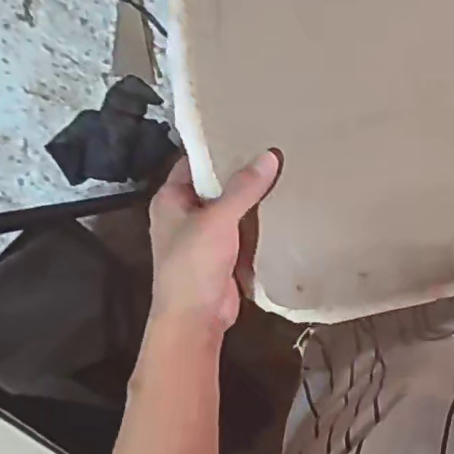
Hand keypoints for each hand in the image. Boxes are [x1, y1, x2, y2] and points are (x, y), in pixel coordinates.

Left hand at [146, 150, 281, 335]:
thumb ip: (243, 188)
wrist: (195, 318)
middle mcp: (183, 216)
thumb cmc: (194, 264)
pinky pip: (241, 235)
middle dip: (241, 175)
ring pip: (230, 212)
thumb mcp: (218, 219)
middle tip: (273, 154)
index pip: (193, 163)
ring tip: (283, 178)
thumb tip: (270, 155)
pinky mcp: (221, 258)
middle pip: (215, 187)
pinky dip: (257, 227)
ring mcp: (203, 239)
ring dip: (252, 203)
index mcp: (170, 200)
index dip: (218, 149)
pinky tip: (281, 213)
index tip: (248, 134)